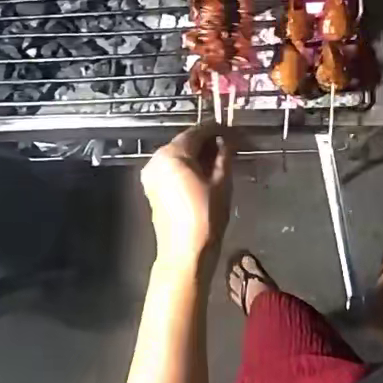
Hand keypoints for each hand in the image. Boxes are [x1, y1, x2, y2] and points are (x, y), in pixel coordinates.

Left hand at [140, 123, 232, 270]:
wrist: (185, 253)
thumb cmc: (206, 217)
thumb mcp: (222, 183)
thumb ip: (224, 156)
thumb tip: (227, 140)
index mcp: (171, 154)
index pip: (197, 132)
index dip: (216, 129)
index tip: (231, 130)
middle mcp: (156, 159)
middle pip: (184, 142)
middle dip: (206, 142)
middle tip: (228, 145)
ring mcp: (151, 174)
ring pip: (177, 155)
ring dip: (197, 154)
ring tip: (219, 159)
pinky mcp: (152, 188)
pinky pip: (171, 169)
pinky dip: (187, 167)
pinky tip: (204, 173)